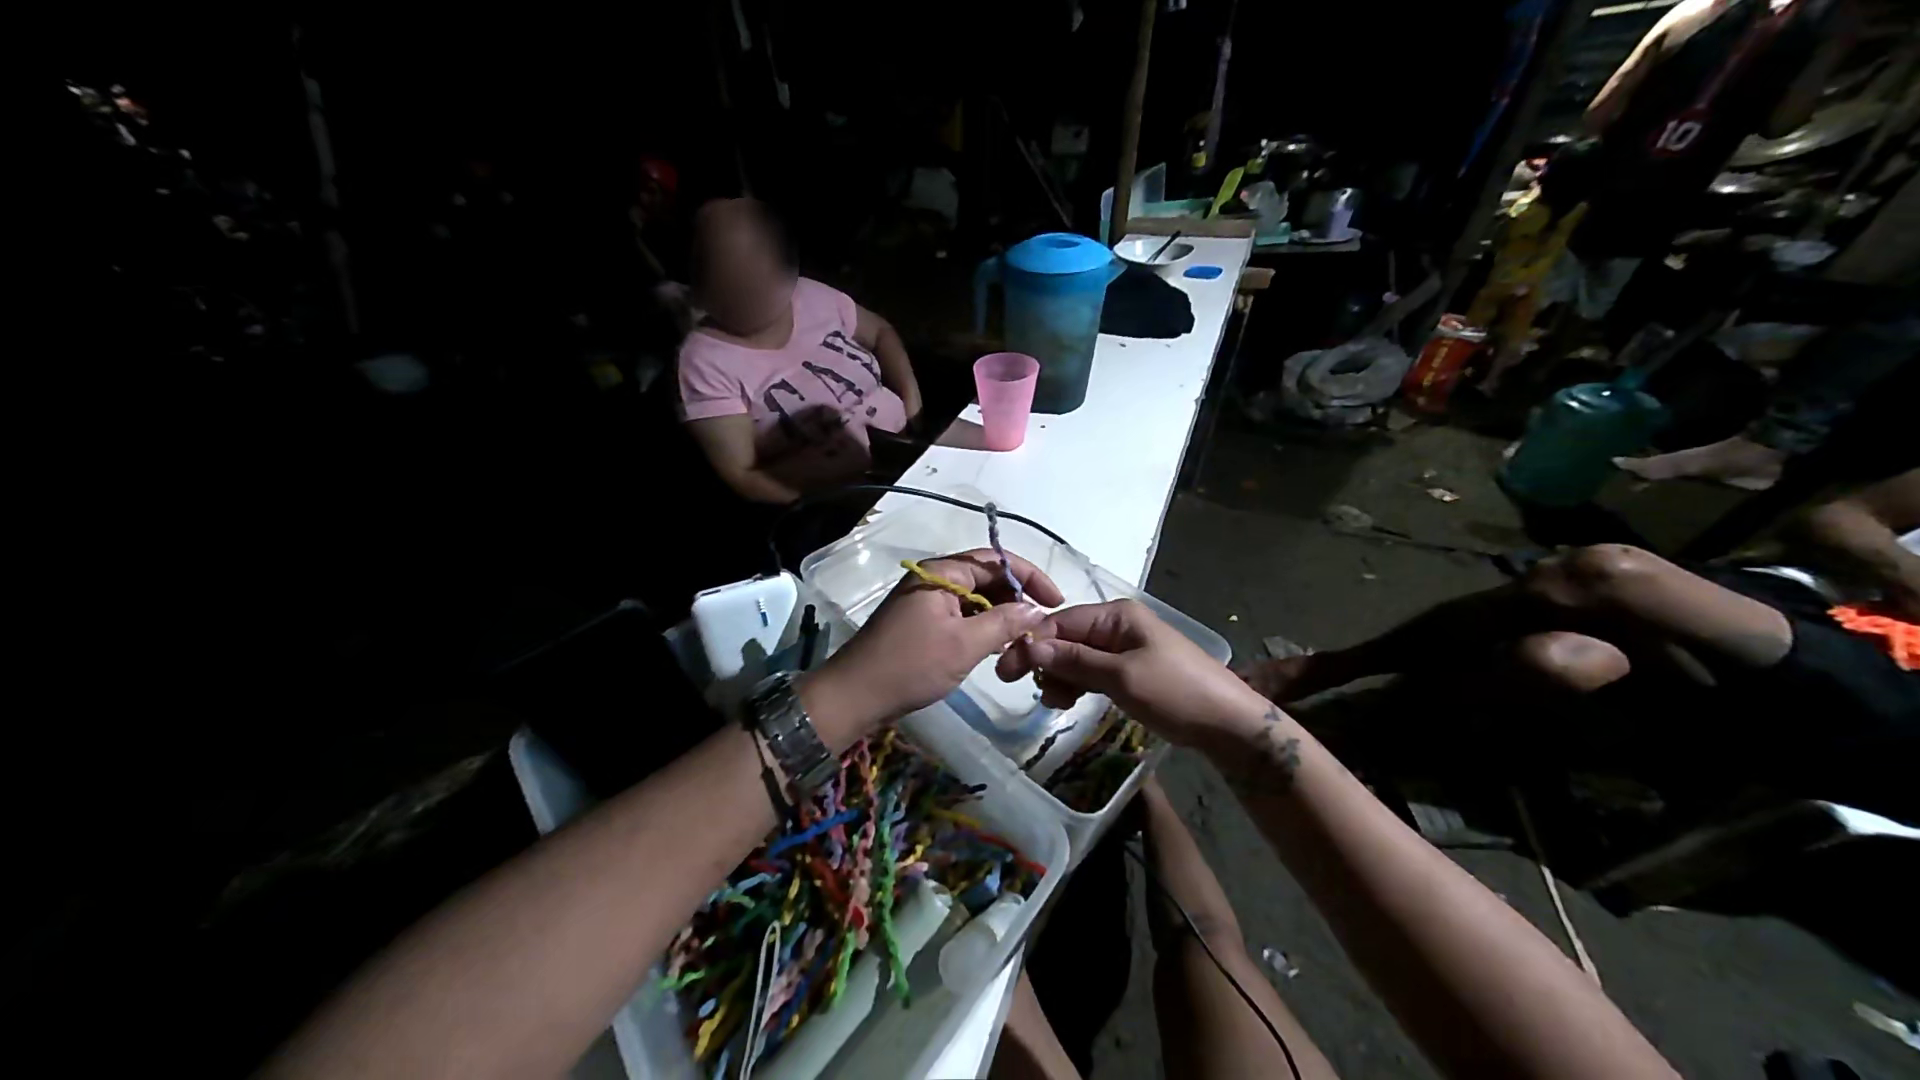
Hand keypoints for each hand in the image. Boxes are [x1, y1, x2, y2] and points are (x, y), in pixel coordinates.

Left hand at [801, 549, 1060, 744]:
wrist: (855, 695)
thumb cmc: (910, 665)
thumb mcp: (964, 644)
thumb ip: (1004, 623)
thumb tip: (1036, 609)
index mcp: (942, 572)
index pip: (995, 560)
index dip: (1030, 576)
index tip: (1055, 600)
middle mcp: (934, 579)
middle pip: (986, 578)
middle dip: (1016, 598)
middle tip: (1041, 624)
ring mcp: (927, 601)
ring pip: (976, 599)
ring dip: (1001, 615)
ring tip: (1025, 638)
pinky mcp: (923, 623)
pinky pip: (962, 616)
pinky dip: (983, 627)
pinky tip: (999, 646)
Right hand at [994, 599, 1271, 752]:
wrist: (1228, 725)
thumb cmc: (1175, 693)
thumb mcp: (1121, 676)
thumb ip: (1074, 660)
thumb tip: (1029, 645)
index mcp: (1117, 615)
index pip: (1061, 622)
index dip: (1032, 644)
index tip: (1006, 670)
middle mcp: (1118, 625)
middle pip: (1067, 638)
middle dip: (1046, 661)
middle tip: (1025, 688)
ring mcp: (1125, 648)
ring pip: (1077, 657)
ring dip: (1060, 676)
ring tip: (1054, 701)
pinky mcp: (1130, 670)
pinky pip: (1092, 671)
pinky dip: (1077, 684)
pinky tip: (1068, 700)